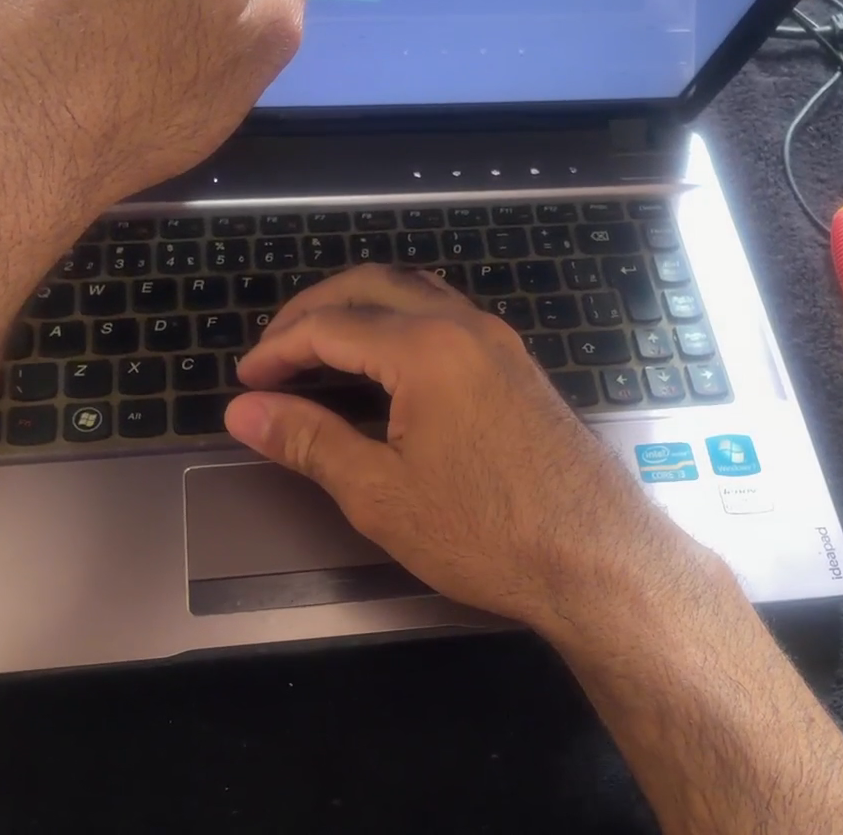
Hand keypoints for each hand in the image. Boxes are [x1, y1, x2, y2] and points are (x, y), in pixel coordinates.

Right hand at [224, 265, 711, 634]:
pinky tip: (384, 362)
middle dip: (312, 311)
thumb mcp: (382, 493)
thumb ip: (310, 441)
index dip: (278, 350)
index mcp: (426, 347)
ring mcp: (497, 340)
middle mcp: (464, 324)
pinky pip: (444, 315)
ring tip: (319, 348)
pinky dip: (398, 322)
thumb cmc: (485, 532)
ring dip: (359, 307)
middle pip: (371, 286)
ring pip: (413, 292)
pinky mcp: (516, 363)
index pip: (331, 326)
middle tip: (273, 354)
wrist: (597, 556)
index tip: (245, 383)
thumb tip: (247, 411)